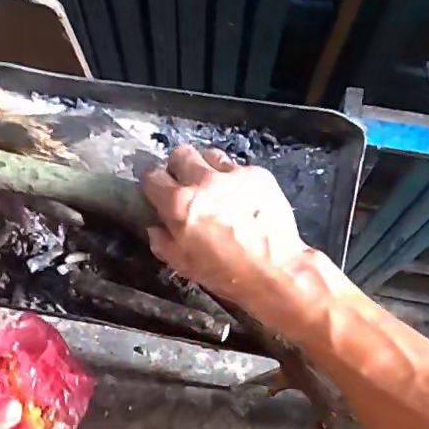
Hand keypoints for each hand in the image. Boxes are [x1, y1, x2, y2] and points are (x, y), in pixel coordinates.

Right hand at [142, 146, 314, 310]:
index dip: (155, 186)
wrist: (275, 271)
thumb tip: (156, 227)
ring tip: (215, 189)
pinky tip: (242, 198)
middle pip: (180, 154)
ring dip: (207, 168)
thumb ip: (162, 241)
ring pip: (210, 155)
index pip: (153, 177)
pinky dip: (235, 179)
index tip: (160, 195)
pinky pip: (238, 167)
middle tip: (187, 186)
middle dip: (179, 168)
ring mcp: (233, 175)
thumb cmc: (226, 273)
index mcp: (180, 204)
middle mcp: (204, 182)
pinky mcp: (257, 175)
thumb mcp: (183, 265)